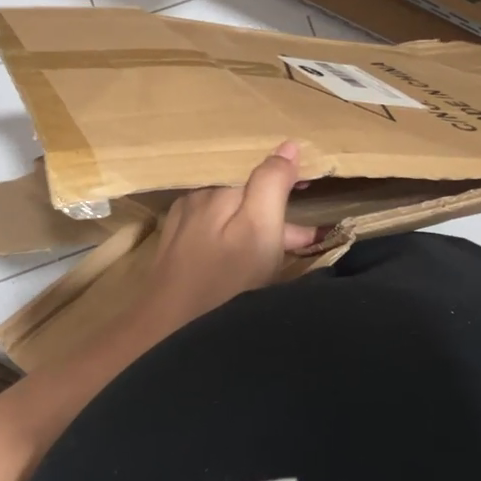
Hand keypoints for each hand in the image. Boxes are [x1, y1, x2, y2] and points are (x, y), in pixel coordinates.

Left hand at [135, 141, 317, 336]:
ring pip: (233, 218)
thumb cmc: (224, 283)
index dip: (291, 183)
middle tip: (310, 241)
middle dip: (278, 214)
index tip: (315, 199)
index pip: (262, 172)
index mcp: (219, 190)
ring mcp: (182, 228)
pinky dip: (238, 245)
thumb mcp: (259, 228)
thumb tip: (288, 145)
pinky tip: (247, 266)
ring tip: (284, 257)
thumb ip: (272, 183)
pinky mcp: (175, 254)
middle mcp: (197, 200)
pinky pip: (216, 237)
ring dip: (259, 231)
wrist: (165, 334)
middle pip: (248, 197)